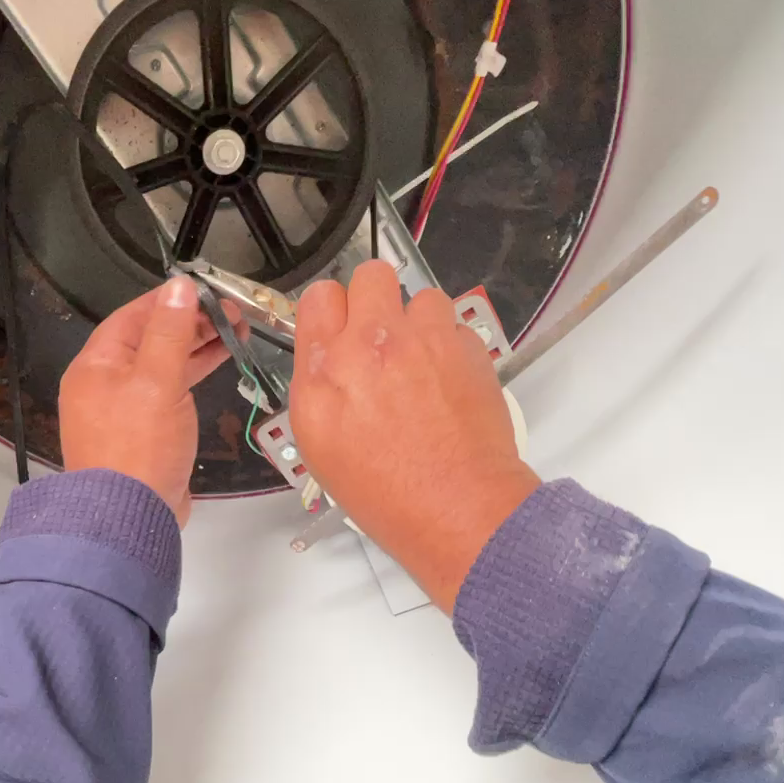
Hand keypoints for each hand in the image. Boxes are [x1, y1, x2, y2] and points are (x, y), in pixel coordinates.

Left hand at [60, 277, 239, 525]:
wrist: (130, 518)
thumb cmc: (138, 447)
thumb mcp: (157, 381)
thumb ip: (170, 332)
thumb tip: (180, 286)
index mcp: (96, 366)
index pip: (133, 317)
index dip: (171, 301)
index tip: (209, 290)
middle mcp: (104, 384)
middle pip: (149, 340)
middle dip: (191, 324)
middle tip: (233, 314)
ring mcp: (123, 410)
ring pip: (161, 366)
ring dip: (195, 348)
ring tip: (235, 333)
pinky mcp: (142, 433)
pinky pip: (167, 392)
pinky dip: (190, 377)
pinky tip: (215, 365)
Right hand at [290, 262, 540, 612]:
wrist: (457, 507)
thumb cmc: (381, 489)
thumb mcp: (317, 442)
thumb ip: (315, 383)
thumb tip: (327, 352)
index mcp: (325, 369)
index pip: (318, 296)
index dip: (330, 311)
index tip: (338, 330)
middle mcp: (372, 343)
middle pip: (370, 274)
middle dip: (373, 298)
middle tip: (380, 336)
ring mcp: (426, 341)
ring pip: (420, 296)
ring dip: (417, 321)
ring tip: (419, 362)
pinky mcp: (468, 348)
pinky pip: (454, 326)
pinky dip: (449, 346)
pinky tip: (446, 382)